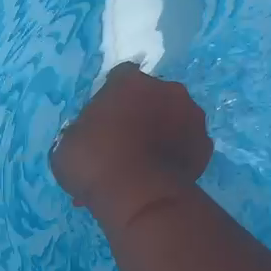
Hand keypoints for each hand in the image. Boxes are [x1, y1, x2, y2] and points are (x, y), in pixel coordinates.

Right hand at [51, 62, 212, 230]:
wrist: (137, 195)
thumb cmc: (93, 163)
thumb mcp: (66, 144)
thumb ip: (82, 129)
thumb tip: (91, 131)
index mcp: (129, 84)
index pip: (119, 75)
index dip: (108, 95)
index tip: (98, 115)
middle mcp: (168, 90)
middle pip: (150, 95)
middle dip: (137, 112)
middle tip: (117, 140)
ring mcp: (192, 116)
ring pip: (171, 119)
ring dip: (156, 132)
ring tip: (136, 163)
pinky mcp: (204, 144)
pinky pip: (183, 144)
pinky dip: (171, 154)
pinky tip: (152, 174)